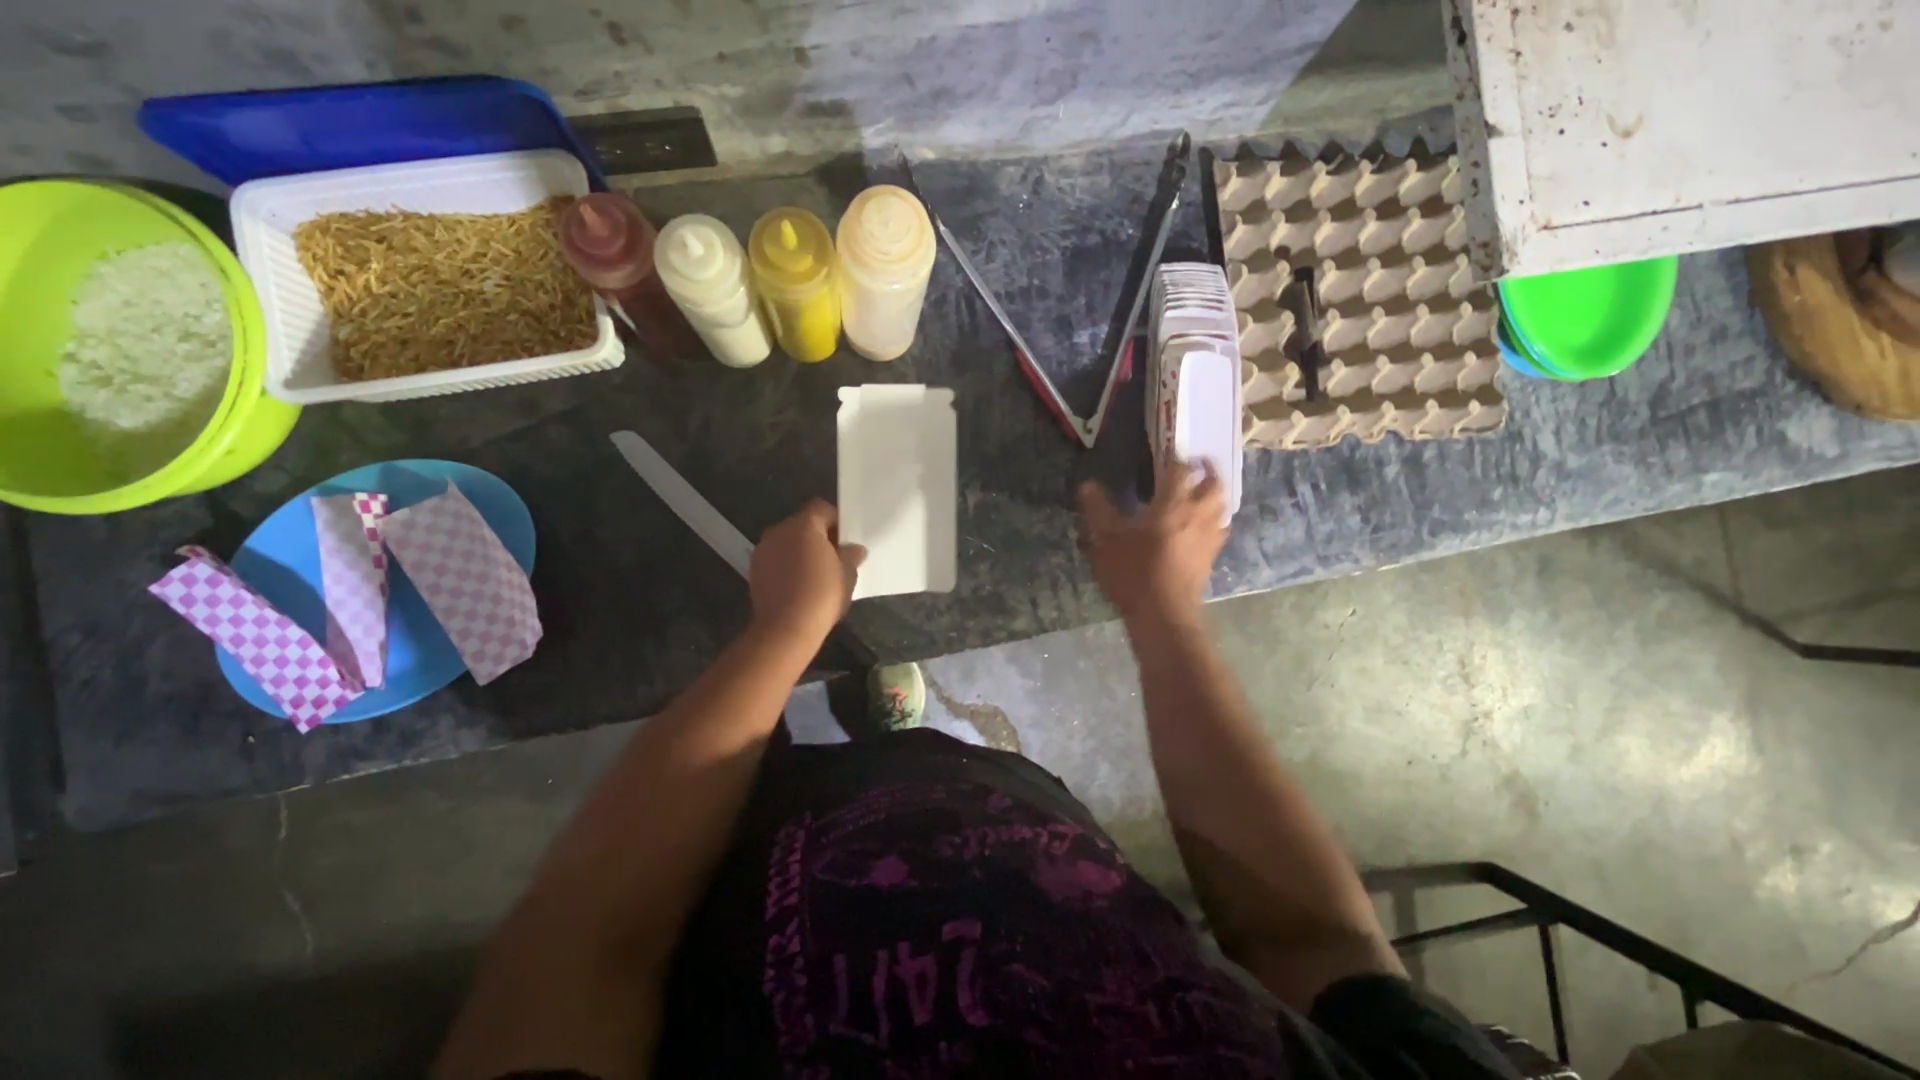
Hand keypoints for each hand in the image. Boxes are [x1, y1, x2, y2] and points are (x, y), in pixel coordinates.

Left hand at [749, 499, 864, 643]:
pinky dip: (787, 566)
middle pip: (803, 524)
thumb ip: (851, 555)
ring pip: (787, 543)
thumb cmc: (822, 595)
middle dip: (818, 537)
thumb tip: (853, 549)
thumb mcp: (847, 574)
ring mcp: (763, 550)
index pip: (822, 508)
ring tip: (816, 575)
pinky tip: (799, 586)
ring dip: (800, 552)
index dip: (836, 521)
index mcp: (804, 525)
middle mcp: (779, 531)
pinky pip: (776, 560)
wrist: (786, 629)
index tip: (846, 541)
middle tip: (835, 558)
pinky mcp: (754, 570)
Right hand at [1078, 462, 1227, 627]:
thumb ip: (1099, 509)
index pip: (1181, 469)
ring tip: (1202, 492)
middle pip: (1214, 483)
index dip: (1176, 458)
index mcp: (1173, 503)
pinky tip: (1204, 525)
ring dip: (1215, 493)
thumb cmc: (1133, 572)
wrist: (1164, 613)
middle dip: (1207, 470)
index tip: (1168, 453)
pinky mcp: (1212, 556)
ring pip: (1223, 505)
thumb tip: (1088, 485)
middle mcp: (1198, 514)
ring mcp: (1209, 535)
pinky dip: (1215, 519)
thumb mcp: (1106, 540)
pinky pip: (1220, 528)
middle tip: (1196, 465)